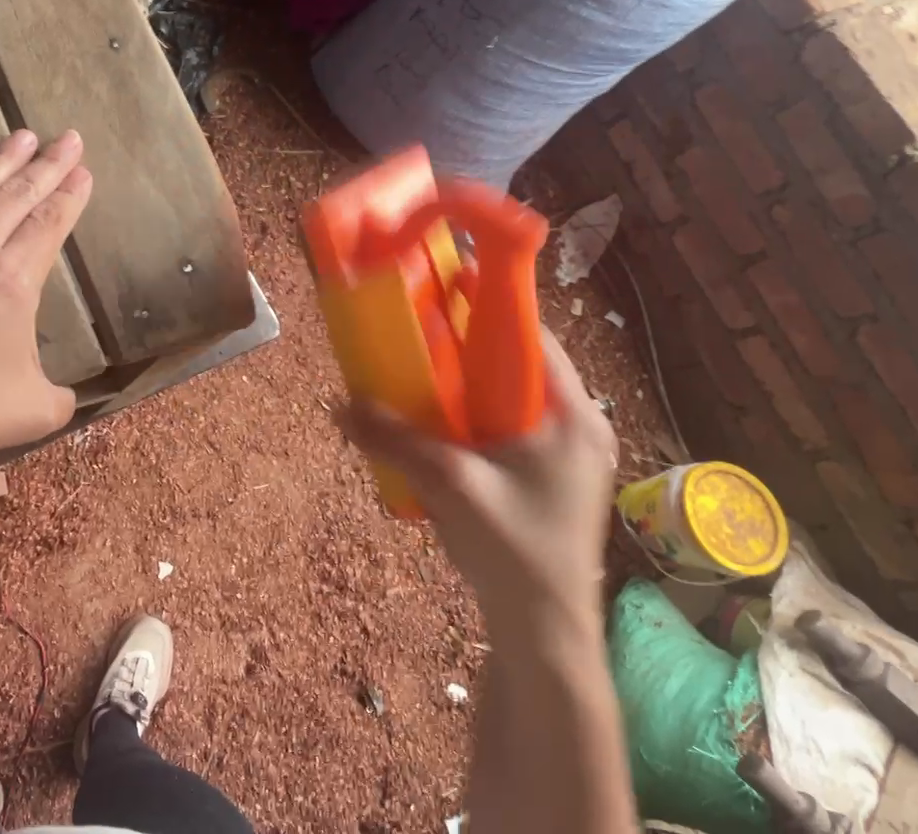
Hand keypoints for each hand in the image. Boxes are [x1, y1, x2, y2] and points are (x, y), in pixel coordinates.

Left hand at [0, 129, 92, 491]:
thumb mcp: (32, 412)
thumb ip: (60, 396)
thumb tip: (68, 395)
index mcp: (13, 281)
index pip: (49, 223)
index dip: (70, 195)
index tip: (83, 170)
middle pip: (17, 194)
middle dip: (48, 163)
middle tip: (67, 138)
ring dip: (0, 160)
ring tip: (21, 136)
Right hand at [343, 331, 616, 637]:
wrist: (544, 628)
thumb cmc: (513, 549)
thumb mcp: (448, 485)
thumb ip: (394, 439)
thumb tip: (339, 405)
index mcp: (571, 416)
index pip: (533, 337)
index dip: (487, 308)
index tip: (440, 290)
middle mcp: (578, 426)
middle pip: (517, 366)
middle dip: (465, 351)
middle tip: (416, 340)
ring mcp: (567, 455)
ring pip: (508, 399)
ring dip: (464, 388)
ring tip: (419, 383)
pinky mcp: (550, 478)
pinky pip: (505, 429)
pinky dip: (470, 420)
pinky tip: (437, 432)